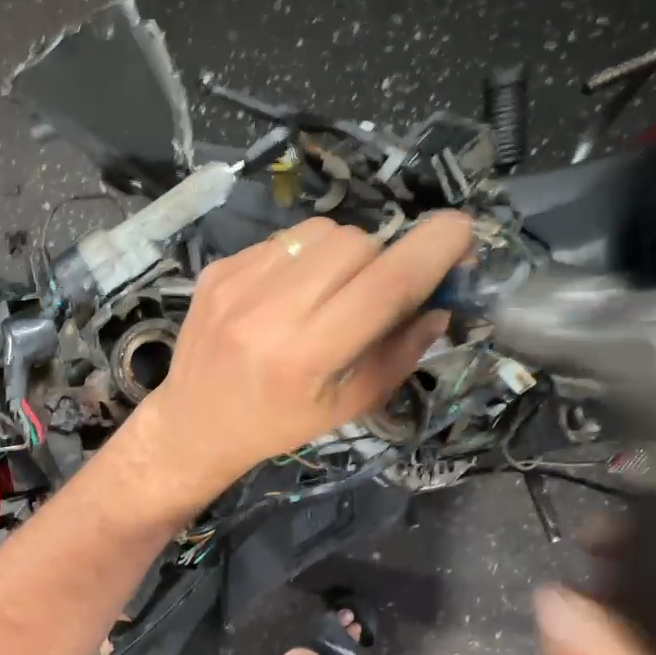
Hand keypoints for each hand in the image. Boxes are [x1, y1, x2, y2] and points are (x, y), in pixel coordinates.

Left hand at [125, 214, 470, 504]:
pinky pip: (282, 238)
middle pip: (357, 243)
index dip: (434, 249)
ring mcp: (235, 285)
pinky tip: (286, 294)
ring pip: (320, 230)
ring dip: (340, 253)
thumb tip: (443, 301)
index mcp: (306, 355)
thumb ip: (401, 351)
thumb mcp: (349, 404)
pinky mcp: (216, 270)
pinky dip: (300, 257)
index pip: (386, 284)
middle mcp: (268, 312)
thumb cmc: (277, 423)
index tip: (461, 233)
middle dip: (381, 260)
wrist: (194, 424)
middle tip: (371, 294)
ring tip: (326, 293)